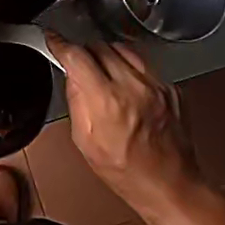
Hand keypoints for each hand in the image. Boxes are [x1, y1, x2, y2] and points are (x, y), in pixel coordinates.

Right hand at [48, 33, 202, 215]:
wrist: (169, 185)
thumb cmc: (128, 171)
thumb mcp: (85, 141)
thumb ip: (76, 101)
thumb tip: (71, 74)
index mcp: (107, 101)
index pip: (76, 55)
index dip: (60, 44)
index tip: (53, 39)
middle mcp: (133, 87)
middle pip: (99, 46)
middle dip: (85, 53)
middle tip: (82, 69)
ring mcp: (155, 85)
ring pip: (123, 49)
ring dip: (108, 57)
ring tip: (106, 78)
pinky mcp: (170, 87)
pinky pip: (144, 64)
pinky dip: (131, 69)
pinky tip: (128, 89)